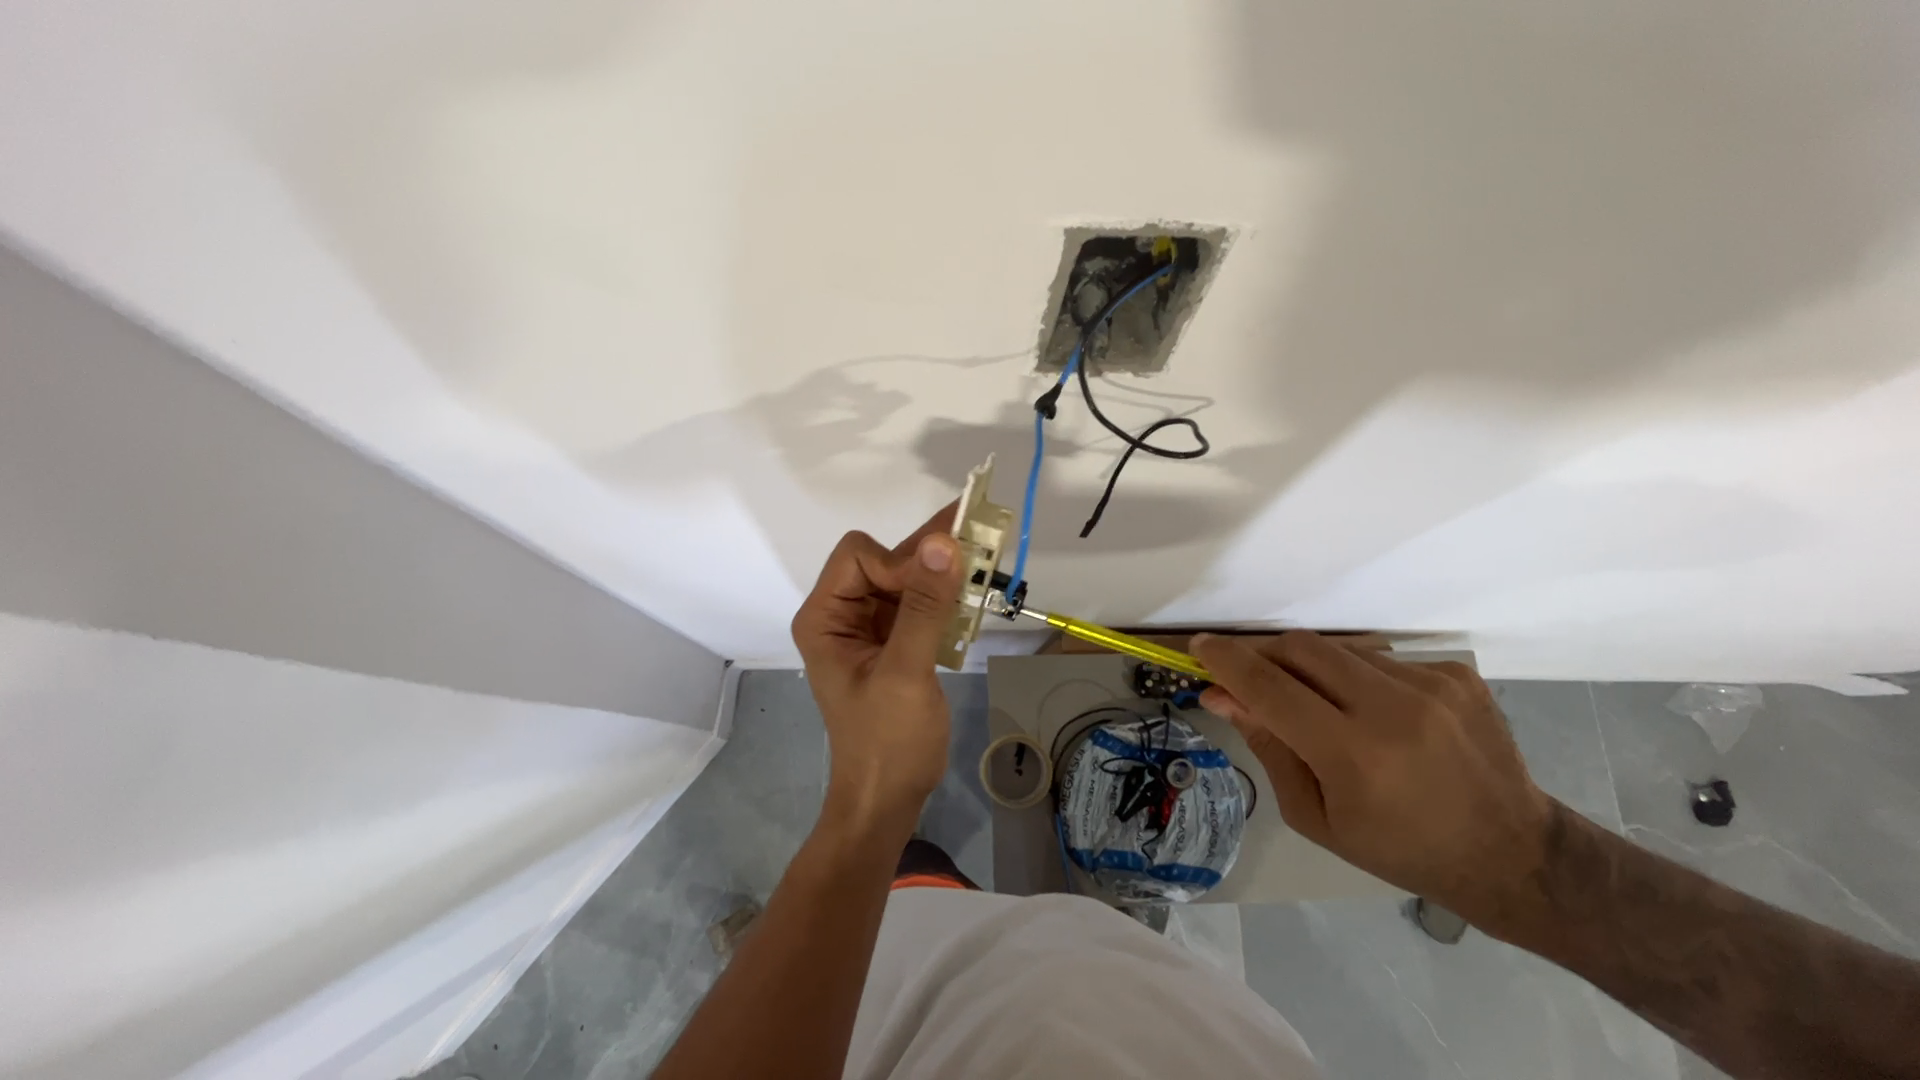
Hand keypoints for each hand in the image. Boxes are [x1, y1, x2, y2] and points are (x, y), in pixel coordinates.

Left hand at [791, 506, 964, 829]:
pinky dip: (943, 597)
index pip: (860, 558)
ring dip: (940, 572)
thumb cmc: (888, 740)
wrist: (889, 798)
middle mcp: (842, 616)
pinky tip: (972, 591)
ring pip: (904, 580)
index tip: (938, 587)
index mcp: (825, 618)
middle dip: (927, 555)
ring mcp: (868, 630)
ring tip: (984, 554)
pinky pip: (917, 605)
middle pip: (883, 562)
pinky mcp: (893, 644)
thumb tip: (943, 542)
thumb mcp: (905, 672)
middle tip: (981, 531)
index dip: (900, 563)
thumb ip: (923, 607)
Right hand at [1192, 631, 1554, 924]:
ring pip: (1341, 650)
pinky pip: (1383, 659)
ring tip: (1326, 711)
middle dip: (1265, 656)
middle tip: (1253, 680)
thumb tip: (1223, 696)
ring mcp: (1432, 684)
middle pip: (1301, 648)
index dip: (1228, 662)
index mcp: (1354, 755)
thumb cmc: (1398, 848)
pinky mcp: (1456, 674)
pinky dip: (1361, 679)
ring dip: (1314, 670)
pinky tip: (1378, 717)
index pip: (1270, 688)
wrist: (1509, 852)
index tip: (1200, 648)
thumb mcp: (1316, 816)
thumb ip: (1269, 747)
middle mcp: (1394, 708)